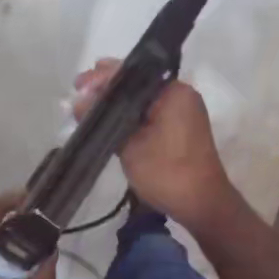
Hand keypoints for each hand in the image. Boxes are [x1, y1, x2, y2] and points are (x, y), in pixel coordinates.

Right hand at [73, 59, 236, 230]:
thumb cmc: (166, 173)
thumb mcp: (128, 146)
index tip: (77, 86)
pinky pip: (149, 112)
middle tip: (78, 91)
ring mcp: (181, 111)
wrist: (201, 204)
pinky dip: (129, 114)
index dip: (100, 78)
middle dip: (107, 88)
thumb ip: (103, 119)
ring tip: (86, 105)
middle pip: (136, 83)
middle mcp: (180, 94)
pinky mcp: (179, 127)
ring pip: (141, 99)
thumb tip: (77, 101)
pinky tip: (108, 120)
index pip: (130, 74)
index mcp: (172, 91)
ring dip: (116, 102)